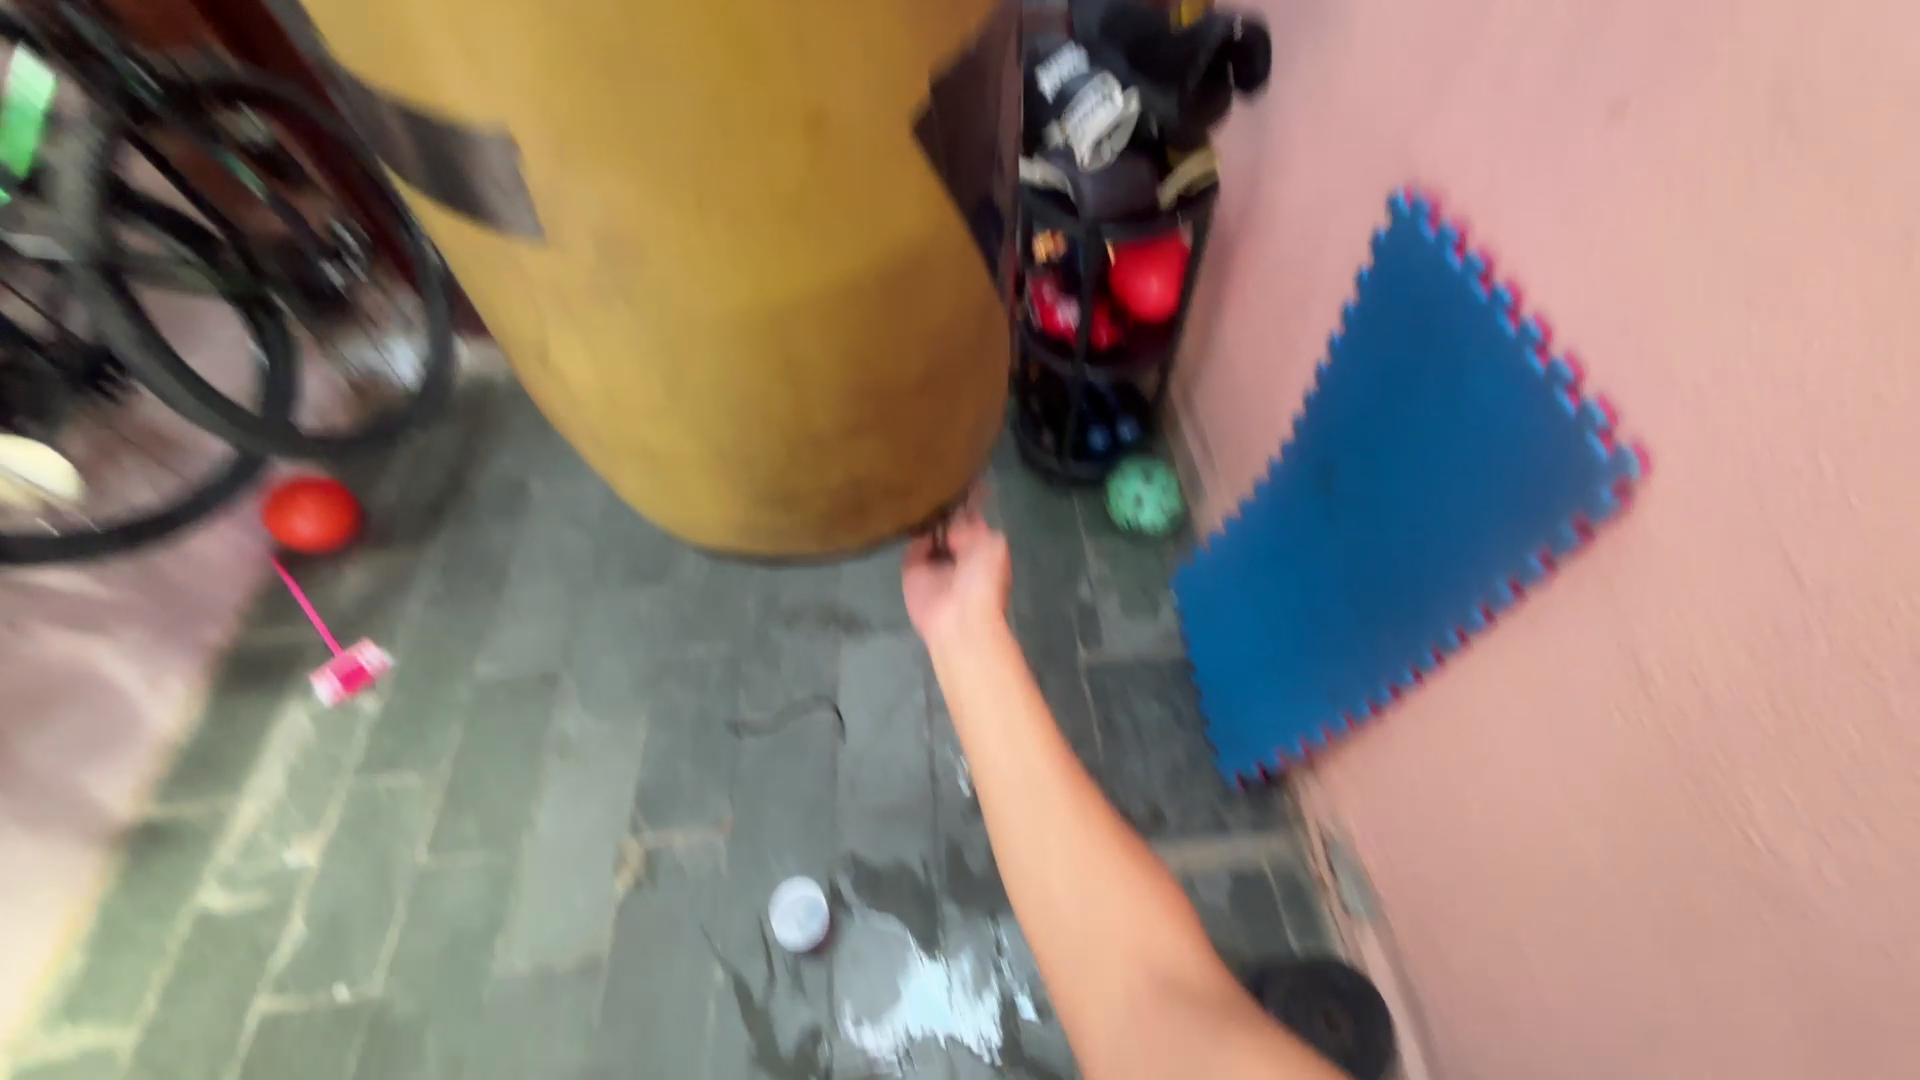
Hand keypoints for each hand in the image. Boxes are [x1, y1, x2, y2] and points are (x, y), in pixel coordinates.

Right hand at [903, 496, 1010, 650]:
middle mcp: (958, 549)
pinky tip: (913, 514)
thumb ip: (973, 525)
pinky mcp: (912, 567)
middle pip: (948, 520)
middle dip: (944, 504)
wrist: (959, 617)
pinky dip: (913, 532)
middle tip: (934, 482)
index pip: (972, 516)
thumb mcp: (992, 544)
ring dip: (926, 515)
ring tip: (920, 490)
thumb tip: (950, 526)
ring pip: (929, 529)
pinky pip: (912, 543)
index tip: (957, 477)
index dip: (967, 498)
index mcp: (982, 545)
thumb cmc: (983, 581)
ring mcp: (934, 559)